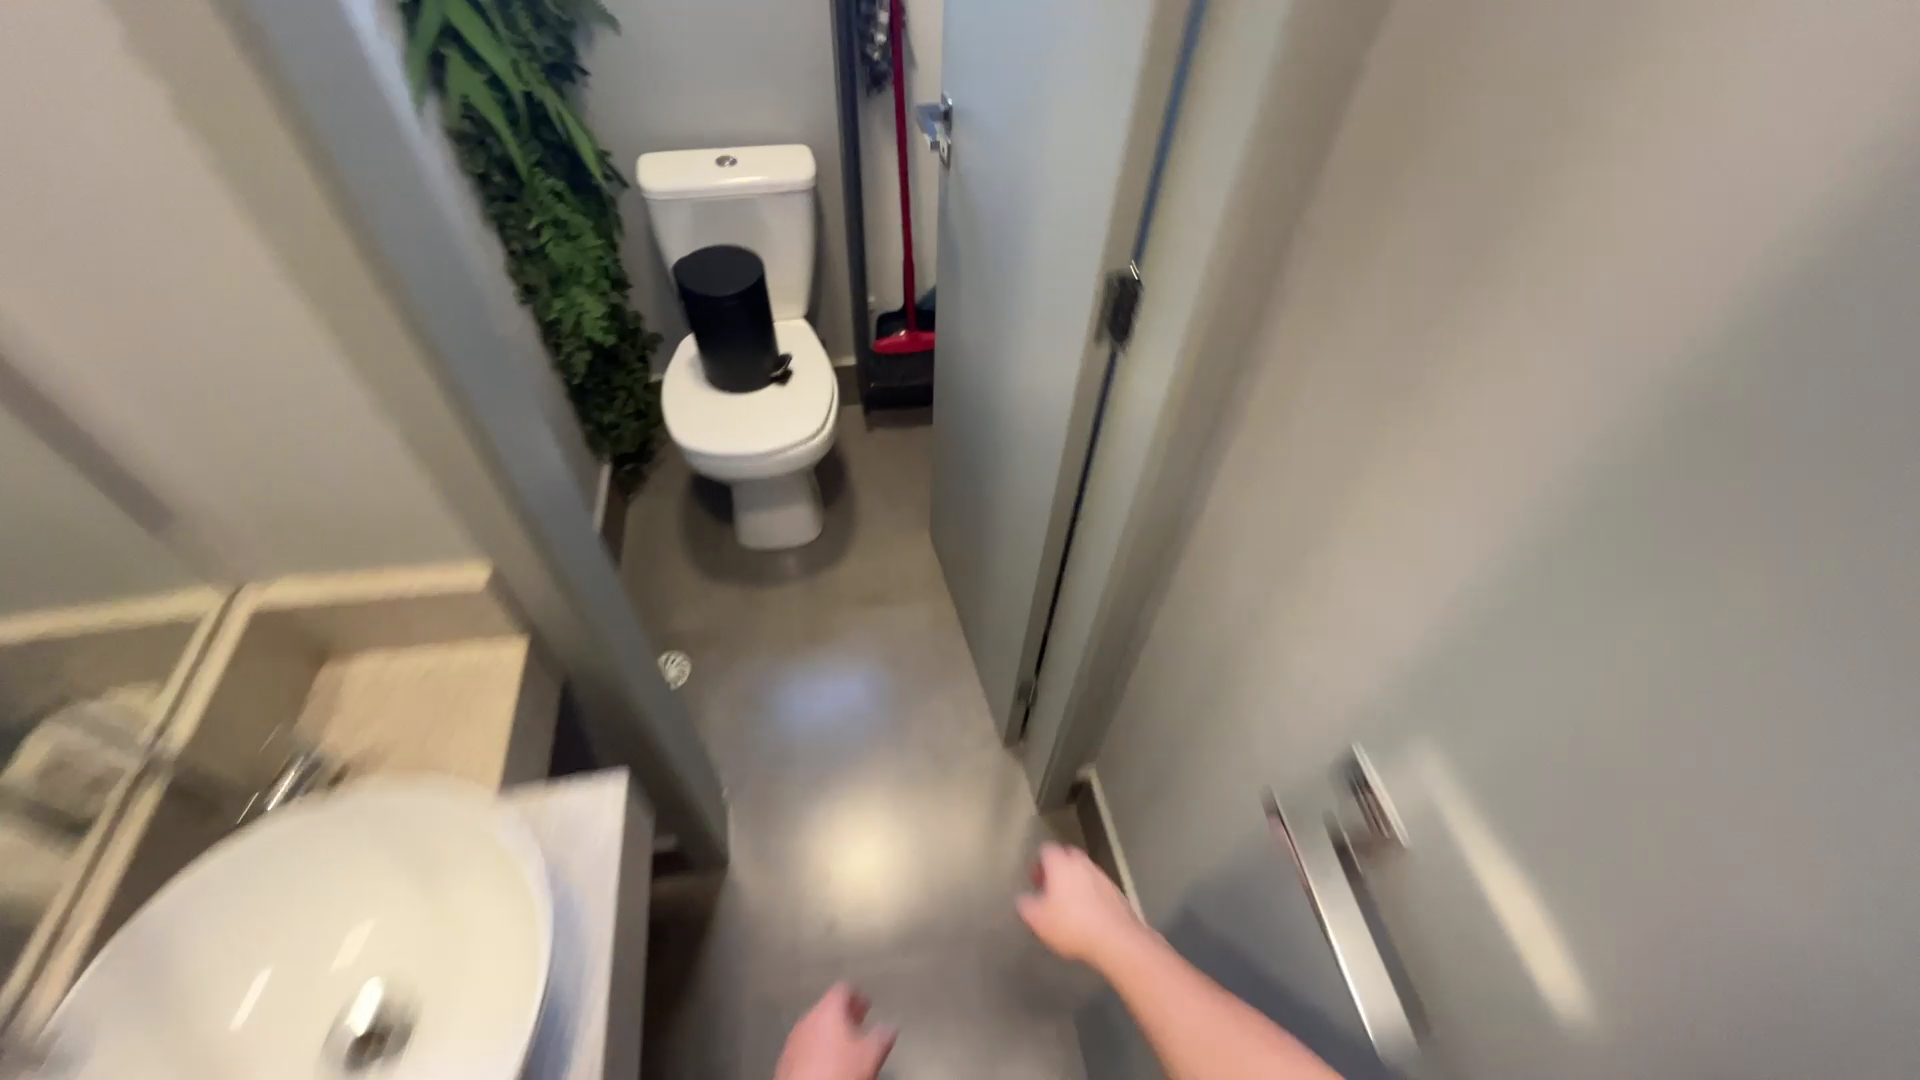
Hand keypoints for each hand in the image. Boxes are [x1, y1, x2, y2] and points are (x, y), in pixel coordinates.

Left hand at [775, 983, 896, 1079]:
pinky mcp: (786, 1057)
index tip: (867, 1003)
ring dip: (831, 1030)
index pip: (844, 987)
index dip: (858, 993)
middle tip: (860, 1021)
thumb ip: (883, 1034)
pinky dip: (818, 1046)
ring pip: (816, 1025)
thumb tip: (890, 1027)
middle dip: (846, 1013)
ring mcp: (794, 1037)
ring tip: (846, 1045)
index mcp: (828, 1008)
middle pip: (829, 1006)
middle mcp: (808, 1016)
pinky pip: (806, 1043)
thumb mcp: (871, 1053)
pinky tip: (828, 1061)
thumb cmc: (839, 1070)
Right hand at [1017, 842, 1146, 968]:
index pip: (1046, 850)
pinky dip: (1091, 895)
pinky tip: (1088, 915)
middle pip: (1067, 857)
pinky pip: (1097, 887)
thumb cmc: (1071, 925)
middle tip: (1051, 890)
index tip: (1035, 881)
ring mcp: (1101, 875)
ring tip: (1069, 906)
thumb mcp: (1037, 920)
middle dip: (1057, 870)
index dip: (1038, 864)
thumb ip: (1026, 905)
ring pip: (1083, 872)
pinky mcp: (1116, 891)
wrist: (1115, 940)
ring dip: (1075, 882)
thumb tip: (1024, 899)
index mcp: (1061, 863)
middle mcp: (1082, 863)